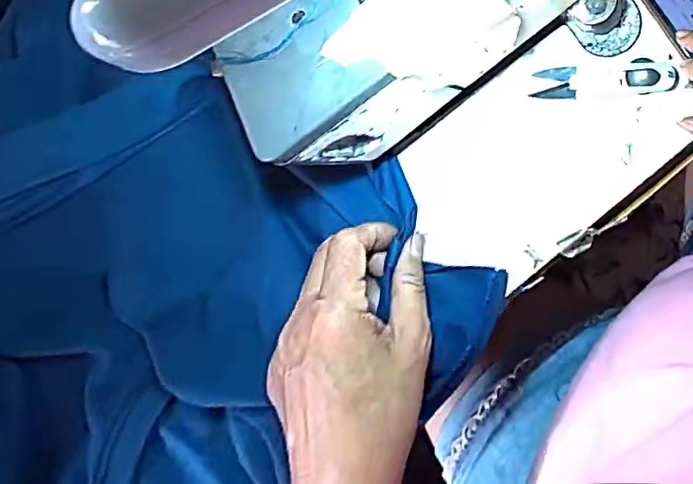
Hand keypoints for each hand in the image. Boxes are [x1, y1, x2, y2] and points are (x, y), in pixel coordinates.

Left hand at [268, 224, 430, 483]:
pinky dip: (329, 305)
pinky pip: (303, 313)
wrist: (343, 479)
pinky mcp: (279, 364)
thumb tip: (413, 246)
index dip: (375, 232)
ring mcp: (285, 344)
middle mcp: (300, 323)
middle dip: (360, 249)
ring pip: (313, 283)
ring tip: (376, 304)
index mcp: (333, 313)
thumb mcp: (413, 342)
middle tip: (390, 268)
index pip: (346, 242)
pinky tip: (354, 331)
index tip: (396, 241)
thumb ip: (411, 285)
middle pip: (326, 254)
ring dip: (345, 277)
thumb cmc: (381, 419)